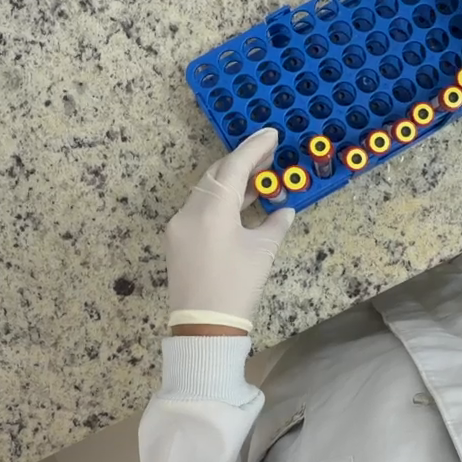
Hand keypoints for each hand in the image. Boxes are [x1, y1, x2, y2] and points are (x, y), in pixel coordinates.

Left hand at [165, 128, 293, 335]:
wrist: (204, 327)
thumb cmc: (237, 287)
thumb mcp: (262, 253)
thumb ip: (275, 225)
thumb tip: (284, 211)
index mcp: (212, 210)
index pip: (234, 167)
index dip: (254, 148)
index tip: (272, 134)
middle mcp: (190, 211)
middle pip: (216, 174)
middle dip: (242, 163)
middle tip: (269, 156)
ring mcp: (179, 226)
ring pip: (207, 191)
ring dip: (232, 183)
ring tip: (258, 180)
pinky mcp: (177, 241)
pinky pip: (200, 209)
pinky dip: (220, 201)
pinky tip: (239, 206)